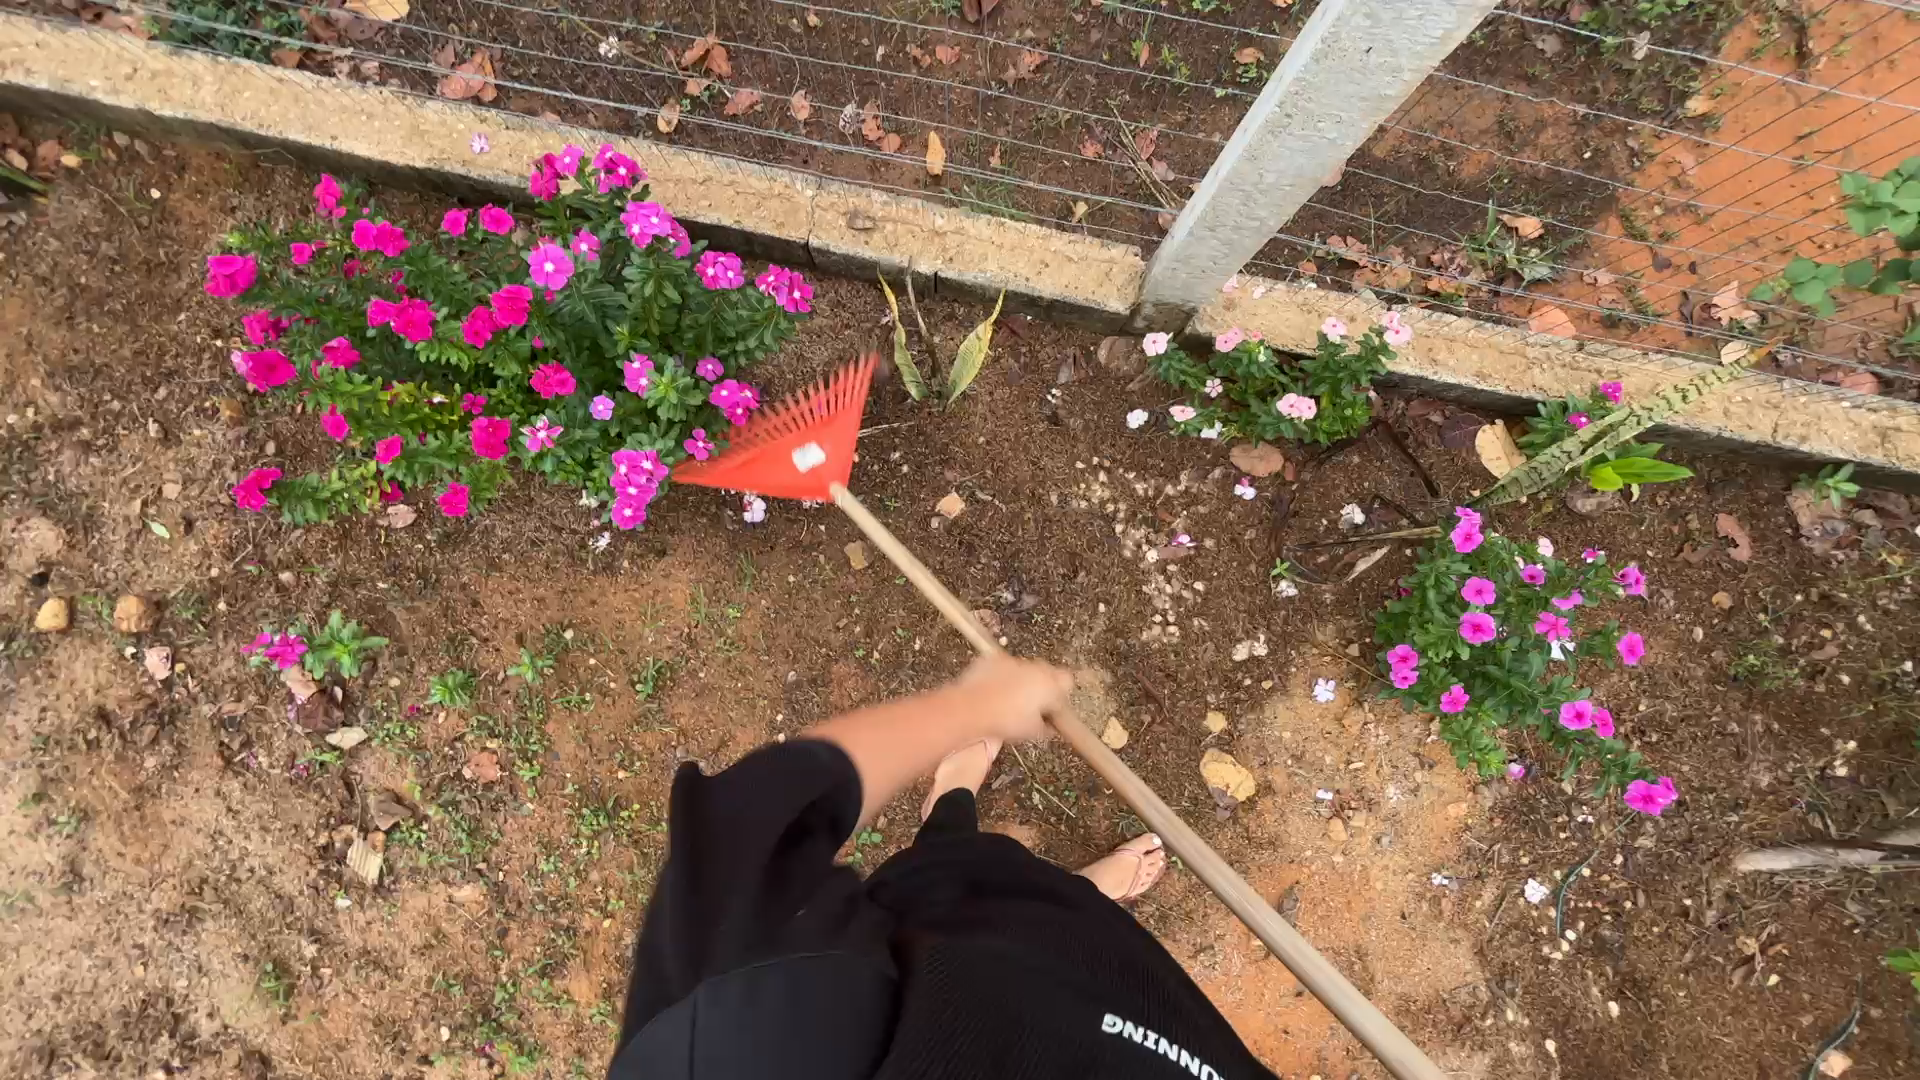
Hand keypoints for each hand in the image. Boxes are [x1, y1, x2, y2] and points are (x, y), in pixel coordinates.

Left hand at [951, 654, 1073, 742]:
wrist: (973, 708)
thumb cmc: (1005, 721)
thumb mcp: (1033, 731)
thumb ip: (1047, 726)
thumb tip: (1049, 726)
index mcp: (1049, 684)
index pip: (1067, 681)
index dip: (1060, 694)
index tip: (1053, 706)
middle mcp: (1035, 668)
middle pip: (1046, 672)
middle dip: (1041, 686)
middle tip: (1032, 704)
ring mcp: (1014, 661)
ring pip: (1025, 669)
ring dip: (1022, 680)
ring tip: (1009, 699)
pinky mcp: (994, 659)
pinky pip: (1004, 666)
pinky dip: (1002, 675)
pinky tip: (994, 690)